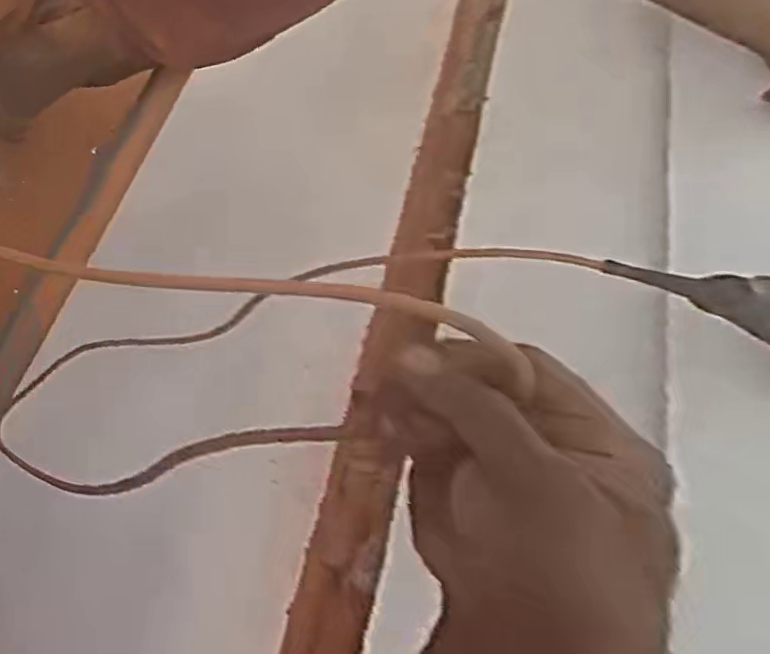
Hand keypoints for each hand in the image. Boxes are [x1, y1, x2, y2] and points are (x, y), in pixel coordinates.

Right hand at [386, 341, 677, 653]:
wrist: (523, 639)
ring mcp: (487, 456)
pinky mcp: (442, 472)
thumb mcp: (534, 478)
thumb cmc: (558, 562)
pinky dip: (390, 425)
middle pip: (469, 380)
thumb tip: (406, 350)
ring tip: (389, 423)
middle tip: (390, 392)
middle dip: (426, 383)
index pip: (523, 367)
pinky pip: (409, 428)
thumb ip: (475, 406)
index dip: (471, 359)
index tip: (418, 364)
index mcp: (592, 438)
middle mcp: (540, 439)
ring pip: (431, 401)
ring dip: (403, 404)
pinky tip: (383, 435)